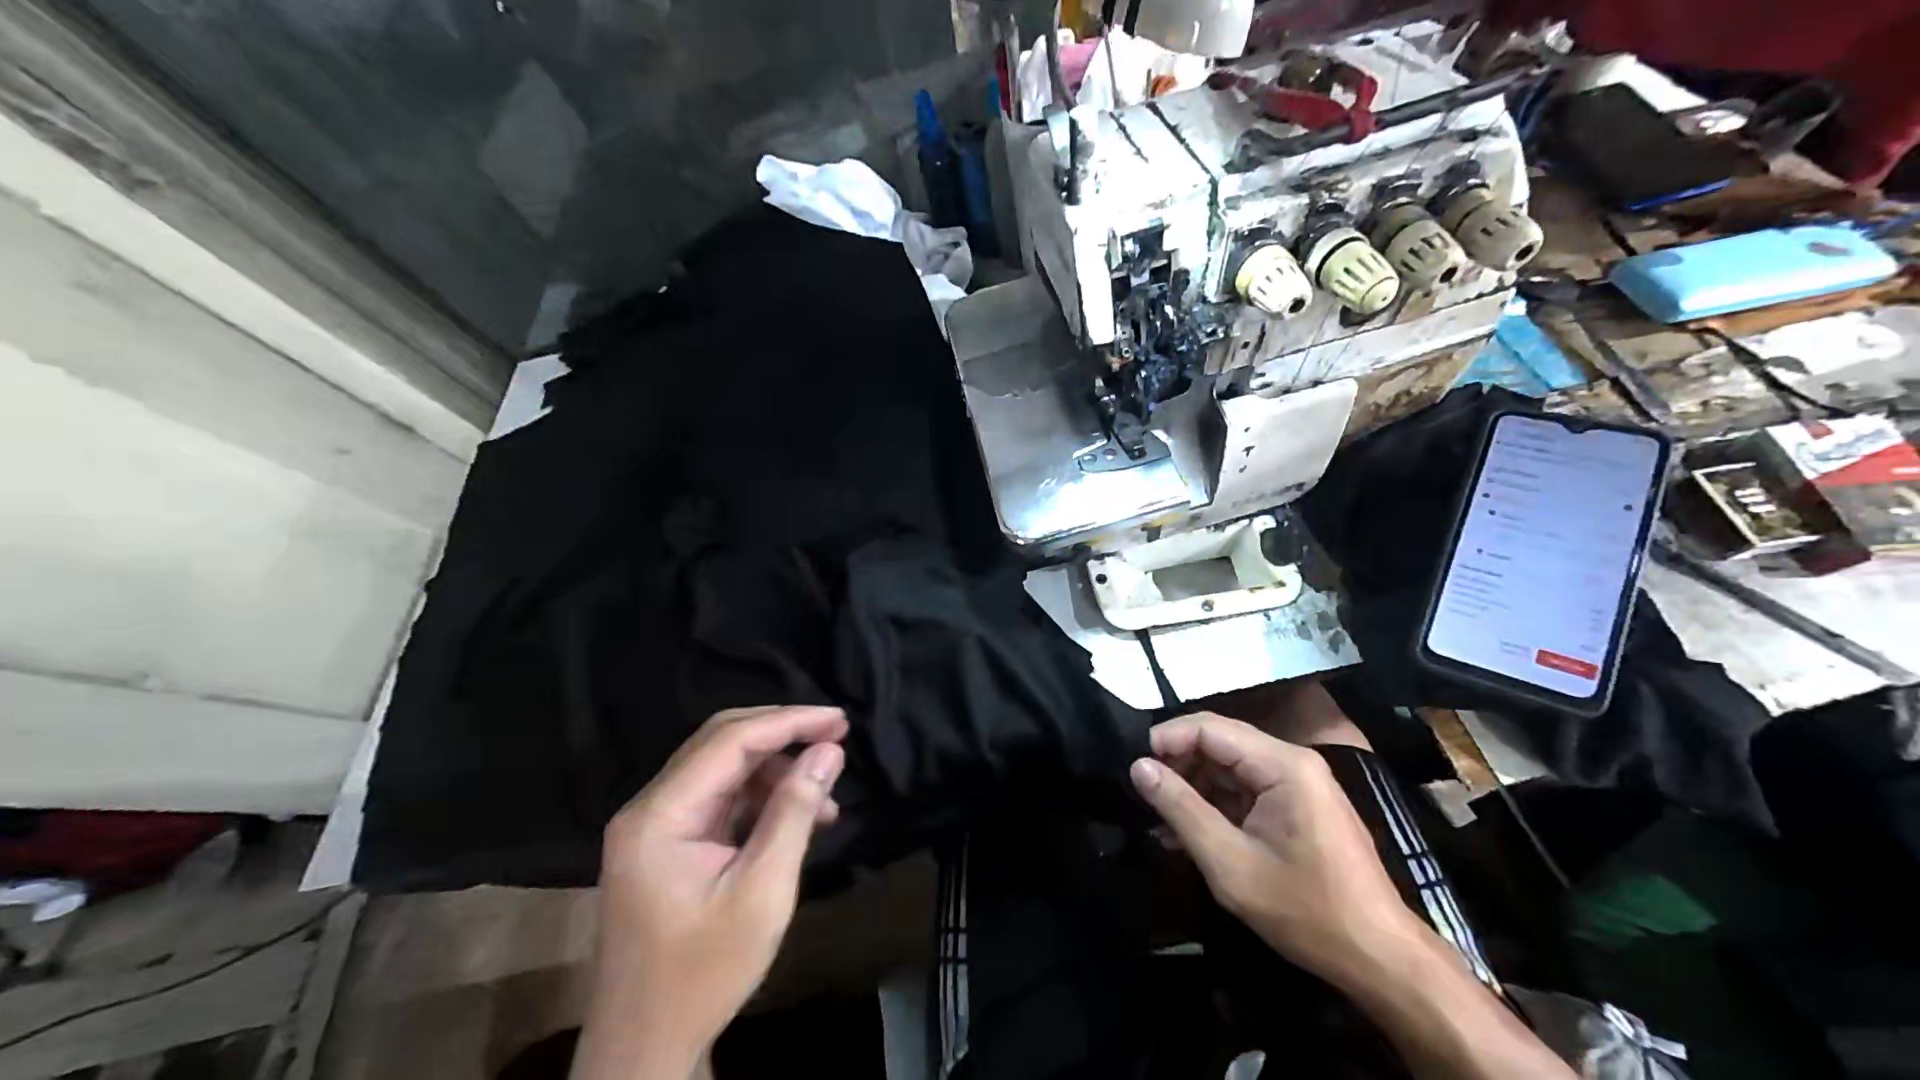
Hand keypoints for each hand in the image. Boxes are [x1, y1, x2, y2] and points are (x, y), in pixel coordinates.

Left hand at [573, 706, 848, 1079]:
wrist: (644, 1048)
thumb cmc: (704, 974)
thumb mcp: (762, 892)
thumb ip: (793, 813)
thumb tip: (828, 751)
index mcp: (659, 814)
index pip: (730, 740)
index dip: (789, 722)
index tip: (840, 720)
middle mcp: (649, 807)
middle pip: (721, 743)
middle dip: (783, 734)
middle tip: (837, 735)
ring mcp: (654, 825)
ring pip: (722, 769)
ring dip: (776, 772)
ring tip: (826, 797)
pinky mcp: (666, 844)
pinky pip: (719, 800)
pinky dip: (760, 799)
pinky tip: (797, 817)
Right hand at [1129, 712, 1427, 985]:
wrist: (1379, 957)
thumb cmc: (1305, 910)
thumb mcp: (1229, 862)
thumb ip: (1181, 809)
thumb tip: (1139, 767)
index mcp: (1283, 765)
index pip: (1210, 728)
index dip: (1167, 739)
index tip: (1133, 766)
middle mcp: (1293, 762)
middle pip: (1220, 743)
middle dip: (1178, 764)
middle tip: (1142, 794)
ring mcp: (1298, 784)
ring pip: (1229, 768)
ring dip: (1193, 788)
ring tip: (1158, 819)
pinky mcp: (1297, 806)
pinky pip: (1245, 791)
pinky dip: (1215, 806)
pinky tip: (1186, 834)